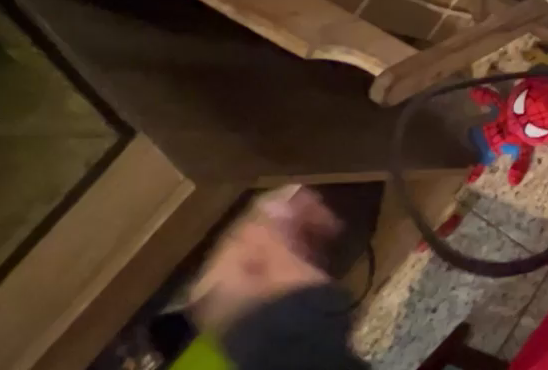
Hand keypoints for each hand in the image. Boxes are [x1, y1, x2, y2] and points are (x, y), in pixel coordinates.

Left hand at [189, 186, 340, 331]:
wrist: (300, 357)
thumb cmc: (292, 310)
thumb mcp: (286, 266)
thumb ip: (275, 233)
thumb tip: (275, 197)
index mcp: (218, 274)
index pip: (245, 224)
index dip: (280, 204)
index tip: (313, 194)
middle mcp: (219, 283)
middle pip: (254, 236)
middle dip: (292, 219)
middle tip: (326, 211)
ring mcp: (236, 295)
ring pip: (265, 249)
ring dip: (297, 233)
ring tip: (329, 230)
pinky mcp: (257, 301)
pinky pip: (272, 265)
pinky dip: (294, 251)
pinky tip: (318, 247)